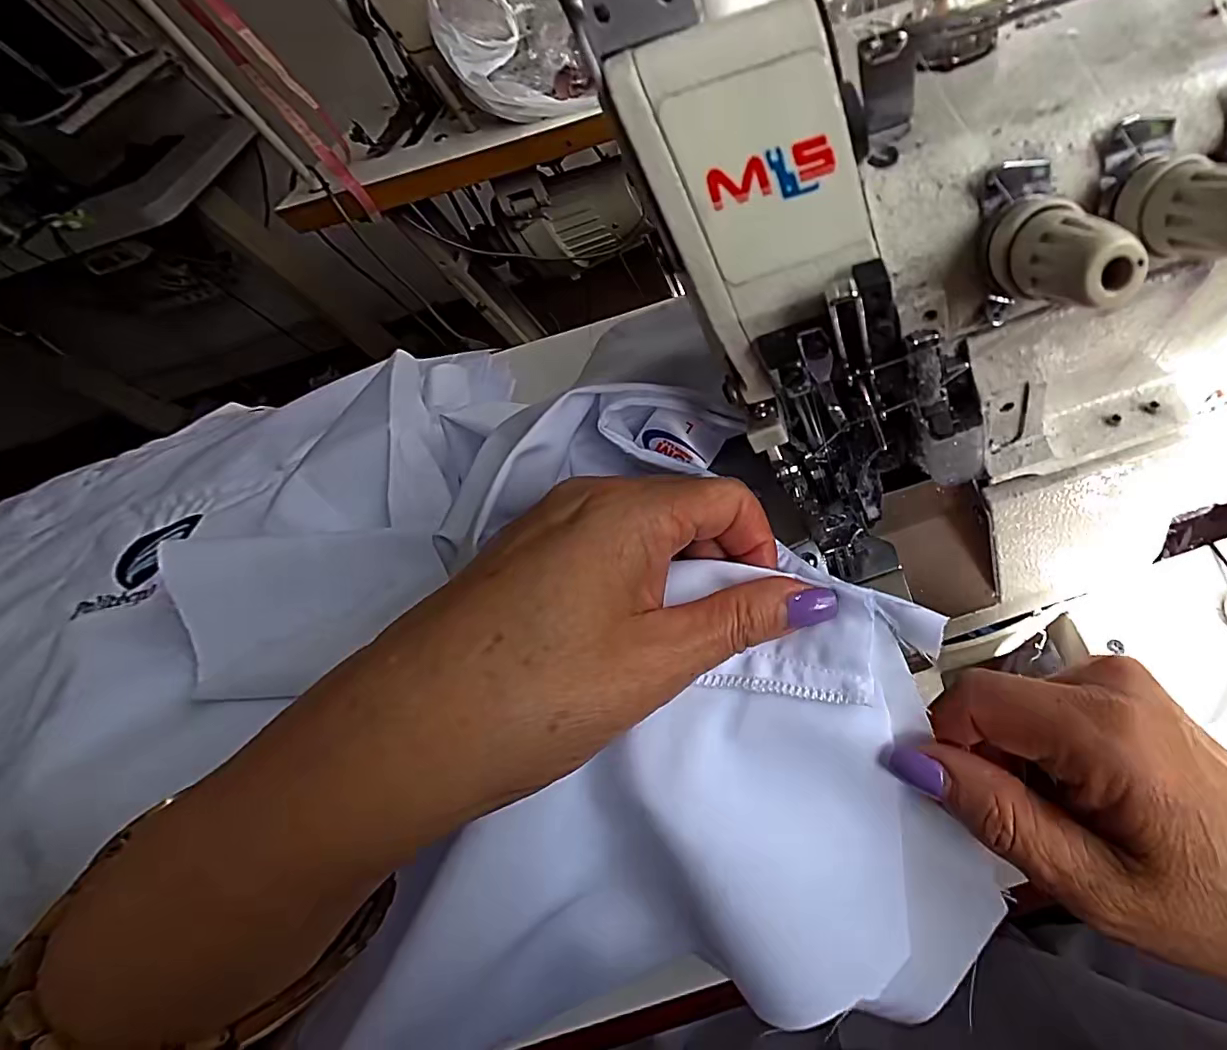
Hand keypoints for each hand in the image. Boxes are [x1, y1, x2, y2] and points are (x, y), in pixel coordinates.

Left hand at [40, 476, 838, 1044]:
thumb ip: (746, 619)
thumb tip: (818, 599)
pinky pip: (607, 553)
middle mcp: (584, 499)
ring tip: (669, 644)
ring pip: (650, 535)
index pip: (729, 501)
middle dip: (725, 569)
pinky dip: (640, 586)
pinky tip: (618, 640)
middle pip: (690, 512)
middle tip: (718, 635)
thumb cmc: (541, 696)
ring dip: (683, 581)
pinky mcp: (521, 561)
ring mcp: (545, 526)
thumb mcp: (662, 658)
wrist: (380, 754)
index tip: (759, 610)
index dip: (762, 551)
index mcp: (625, 508)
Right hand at [895, 657, 1226, 991]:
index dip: (944, 747)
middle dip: (985, 763)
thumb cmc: (1224, 903)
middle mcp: (1115, 681)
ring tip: (1070, 821)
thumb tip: (926, 766)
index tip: (952, 798)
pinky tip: (1086, 798)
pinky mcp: (1129, 689)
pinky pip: (1050, 705)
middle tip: (1029, 830)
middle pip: (995, 698)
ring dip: (1017, 762)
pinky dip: (1045, 751)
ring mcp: (1126, 678)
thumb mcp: (1092, 885)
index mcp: (1107, 725)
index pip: (975, 696)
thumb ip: (998, 815)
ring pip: (1018, 704)